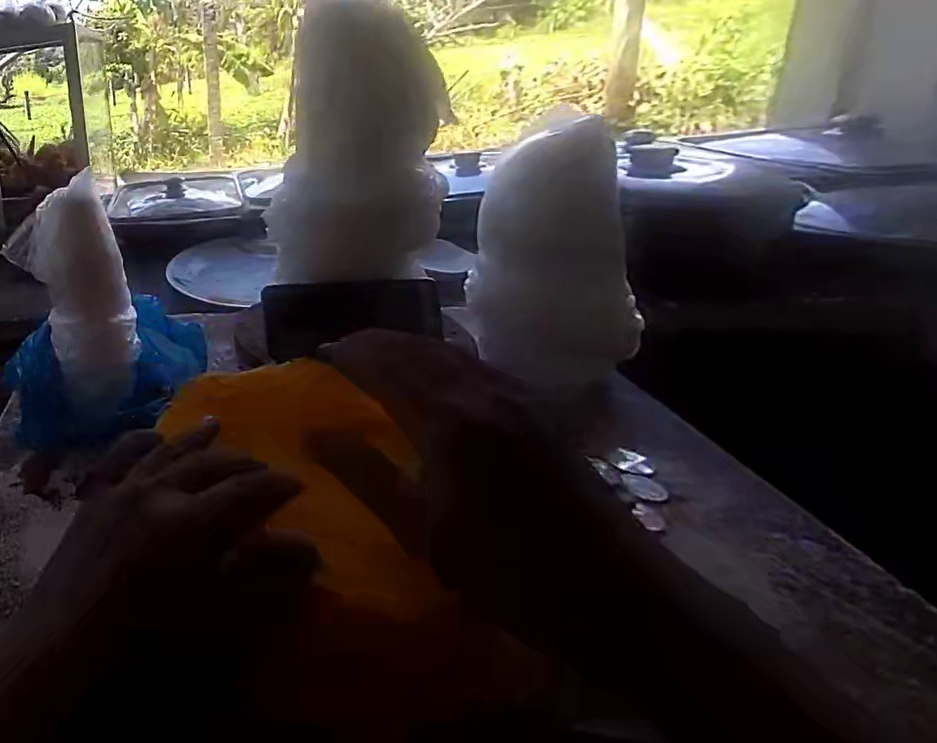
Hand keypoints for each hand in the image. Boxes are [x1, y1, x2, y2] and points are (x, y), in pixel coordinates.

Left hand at [0, 423, 315, 742]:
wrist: (67, 632)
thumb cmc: (144, 632)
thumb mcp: (210, 608)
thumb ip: (258, 571)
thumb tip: (309, 548)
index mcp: (187, 519)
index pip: (241, 490)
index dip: (271, 485)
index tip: (295, 480)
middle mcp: (158, 489)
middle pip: (208, 464)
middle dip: (240, 462)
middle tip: (262, 465)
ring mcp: (124, 485)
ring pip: (168, 451)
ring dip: (195, 439)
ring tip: (215, 425)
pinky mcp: (99, 492)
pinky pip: (122, 455)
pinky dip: (142, 441)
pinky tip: (153, 434)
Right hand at [311, 330, 641, 653]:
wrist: (621, 595)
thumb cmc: (509, 569)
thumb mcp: (423, 531)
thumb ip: (365, 474)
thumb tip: (314, 434)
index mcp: (449, 416)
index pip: (386, 366)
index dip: (350, 356)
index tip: (319, 353)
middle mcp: (482, 390)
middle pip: (417, 348)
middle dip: (375, 341)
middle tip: (343, 347)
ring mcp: (516, 396)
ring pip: (450, 350)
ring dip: (409, 344)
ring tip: (380, 352)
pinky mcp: (539, 409)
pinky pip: (477, 362)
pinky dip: (442, 355)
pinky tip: (438, 371)